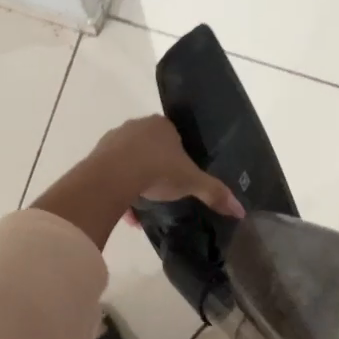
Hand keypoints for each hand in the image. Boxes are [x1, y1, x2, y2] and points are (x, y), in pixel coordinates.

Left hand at [94, 115, 245, 218]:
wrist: (115, 176)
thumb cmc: (158, 171)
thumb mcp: (192, 182)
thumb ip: (215, 193)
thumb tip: (240, 210)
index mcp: (161, 125)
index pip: (174, 137)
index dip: (177, 157)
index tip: (179, 177)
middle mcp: (137, 125)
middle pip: (150, 147)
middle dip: (155, 169)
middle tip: (161, 192)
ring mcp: (115, 138)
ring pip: (129, 160)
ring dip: (135, 181)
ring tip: (141, 208)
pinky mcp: (97, 154)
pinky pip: (112, 172)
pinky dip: (119, 190)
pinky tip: (126, 213)